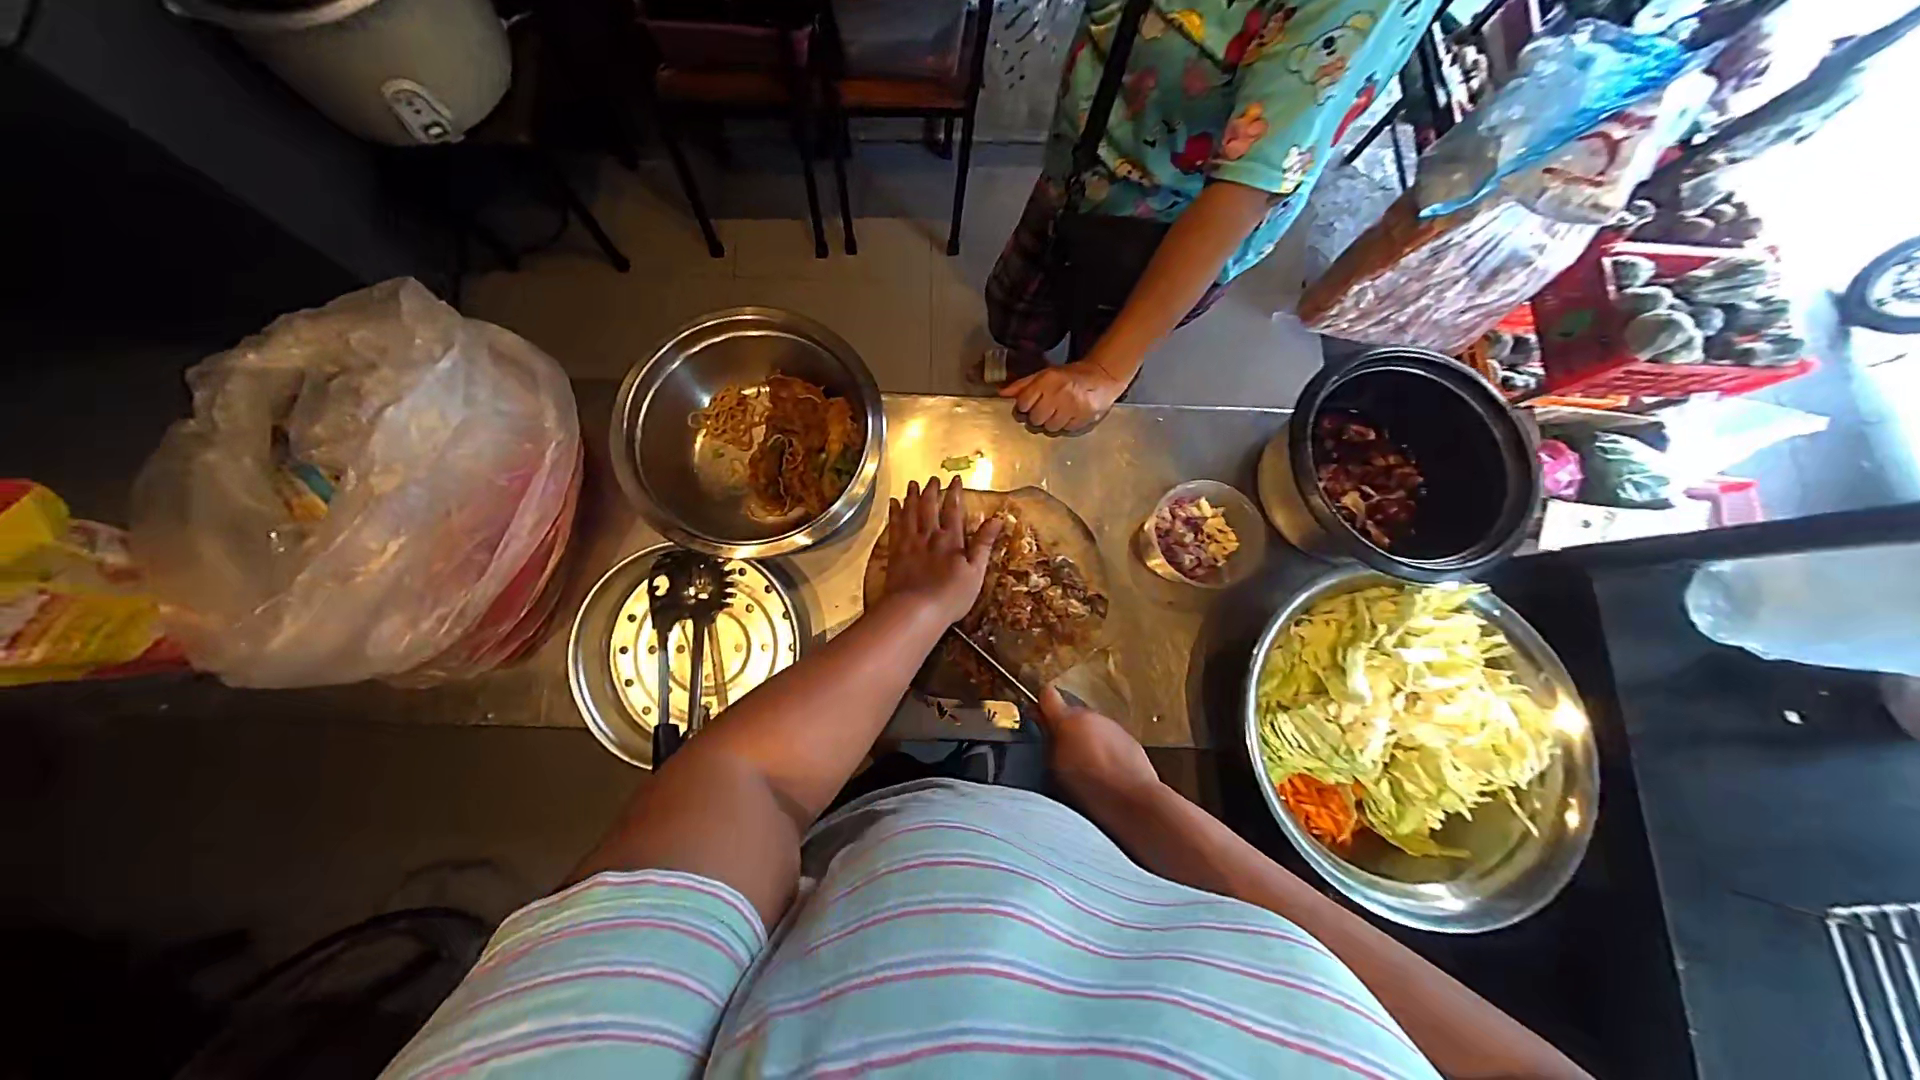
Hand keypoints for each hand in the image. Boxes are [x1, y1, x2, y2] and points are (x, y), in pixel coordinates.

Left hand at [883, 477, 1004, 626]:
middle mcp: (929, 535)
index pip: (954, 510)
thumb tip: (997, 519)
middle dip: (932, 491)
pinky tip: (894, 504)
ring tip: (912, 484)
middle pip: (929, 507)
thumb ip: (984, 544)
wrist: (916, 610)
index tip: (956, 480)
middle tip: (933, 479)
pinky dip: (894, 513)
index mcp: (951, 540)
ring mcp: (910, 543)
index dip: (955, 494)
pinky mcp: (895, 552)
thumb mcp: (977, 572)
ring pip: (910, 512)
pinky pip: (894, 526)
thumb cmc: (951, 596)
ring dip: (912, 496)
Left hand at [999, 358, 1130, 433]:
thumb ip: (1023, 385)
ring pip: (1049, 428)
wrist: (1102, 377)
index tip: (1028, 405)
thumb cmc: (1069, 376)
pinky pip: (1065, 431)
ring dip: (1050, 423)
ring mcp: (1072, 408)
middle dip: (1037, 416)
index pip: (1023, 403)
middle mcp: (1059, 394)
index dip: (1023, 406)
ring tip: (1057, 413)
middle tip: (1045, 410)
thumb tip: (1002, 393)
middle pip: (1035, 419)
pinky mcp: (1083, 419)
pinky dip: (1064, 426)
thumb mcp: (1045, 374)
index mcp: (1047, 380)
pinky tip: (1068, 416)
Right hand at [1034, 685, 1161, 808]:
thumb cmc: (1087, 786)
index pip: (1048, 695)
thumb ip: (1048, 741)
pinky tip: (1106, 770)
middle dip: (1066, 727)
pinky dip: (1104, 748)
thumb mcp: (1054, 767)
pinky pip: (1109, 737)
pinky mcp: (1129, 738)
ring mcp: (1112, 725)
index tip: (1037, 716)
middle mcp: (1090, 715)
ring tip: (1086, 764)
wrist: (1133, 800)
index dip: (1041, 705)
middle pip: (1071, 713)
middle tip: (1062, 751)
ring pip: (1091, 725)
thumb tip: (1042, 725)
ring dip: (1086, 738)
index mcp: (1067, 719)